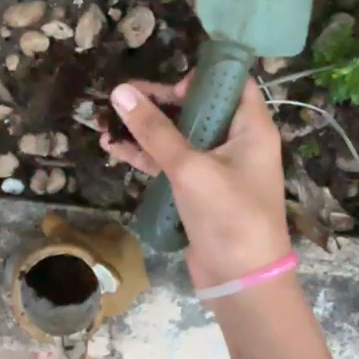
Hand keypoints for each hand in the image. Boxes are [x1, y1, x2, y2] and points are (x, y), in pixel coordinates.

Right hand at [101, 74, 292, 288]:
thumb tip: (121, 92)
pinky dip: (147, 155)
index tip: (168, 83)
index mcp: (251, 128)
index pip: (232, 83)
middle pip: (199, 107)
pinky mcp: (200, 190)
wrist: (242, 281)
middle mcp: (238, 142)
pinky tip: (115, 147)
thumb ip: (155, 130)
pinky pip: (172, 162)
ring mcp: (218, 167)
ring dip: (147, 128)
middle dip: (160, 101)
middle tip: (124, 98)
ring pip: (180, 135)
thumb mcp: (190, 168)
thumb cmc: (228, 216)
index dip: (201, 76)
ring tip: (107, 120)